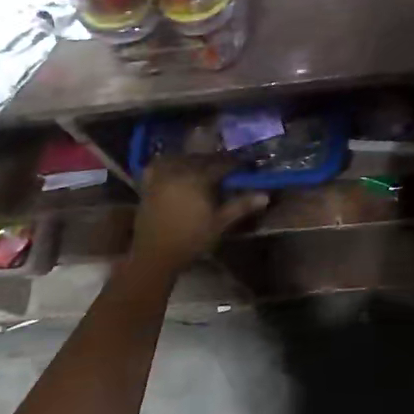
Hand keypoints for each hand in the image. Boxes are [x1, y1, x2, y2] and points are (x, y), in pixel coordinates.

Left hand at [130, 156, 267, 271]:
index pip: (221, 165)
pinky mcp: (148, 184)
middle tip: (226, 168)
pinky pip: (158, 165)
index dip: (234, 164)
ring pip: (180, 159)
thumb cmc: (191, 240)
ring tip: (202, 168)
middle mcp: (178, 171)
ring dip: (193, 160)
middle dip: (214, 161)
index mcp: (197, 178)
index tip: (245, 166)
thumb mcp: (219, 224)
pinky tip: (174, 168)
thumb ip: (240, 206)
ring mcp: (160, 176)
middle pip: (200, 159)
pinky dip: (168, 163)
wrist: (154, 255)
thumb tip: (265, 195)